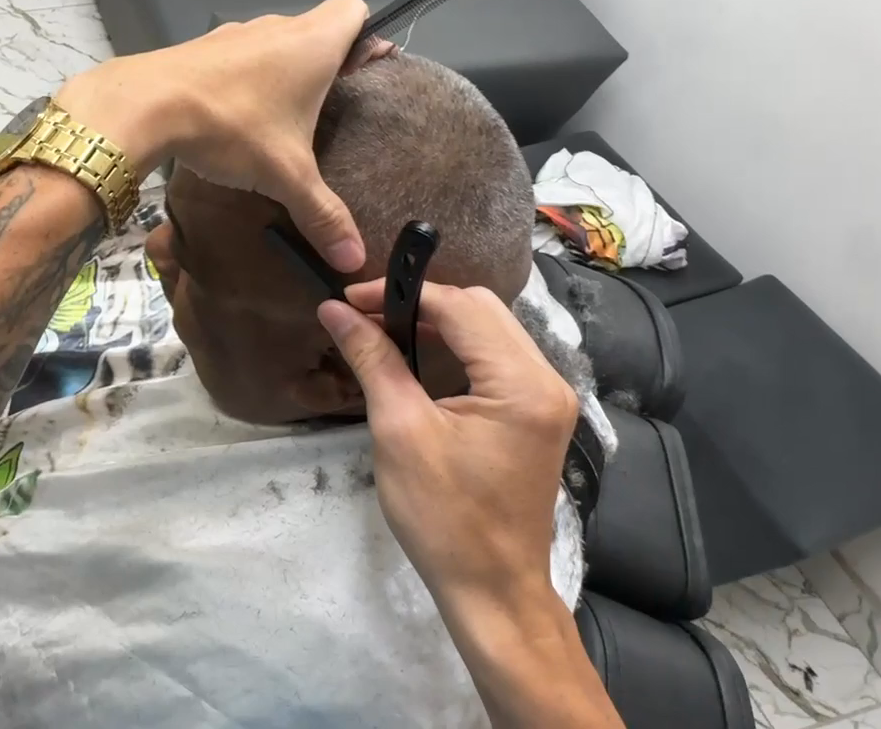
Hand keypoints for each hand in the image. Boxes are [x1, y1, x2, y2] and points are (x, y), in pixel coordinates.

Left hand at [55, 0, 388, 270]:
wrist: (145, 104)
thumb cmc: (231, 127)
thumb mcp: (284, 175)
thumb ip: (322, 213)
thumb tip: (355, 260)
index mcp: (311, 42)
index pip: (354, 9)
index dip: (364, 36)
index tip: (357, 77)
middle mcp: (275, 26)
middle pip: (311, 30)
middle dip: (319, 66)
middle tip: (318, 112)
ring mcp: (231, 33)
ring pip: (268, 44)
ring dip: (275, 74)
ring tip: (272, 120)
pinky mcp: (196, 48)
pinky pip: (231, 59)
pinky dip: (237, 80)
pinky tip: (227, 118)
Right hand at [316, 281, 577, 607]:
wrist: (491, 587)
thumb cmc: (443, 514)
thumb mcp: (398, 429)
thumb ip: (372, 359)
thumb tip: (333, 310)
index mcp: (522, 383)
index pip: (459, 306)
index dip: (400, 293)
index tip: (348, 300)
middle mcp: (546, 380)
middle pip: (480, 307)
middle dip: (418, 300)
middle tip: (362, 313)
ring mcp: (546, 397)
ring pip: (489, 327)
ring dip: (435, 320)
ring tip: (381, 329)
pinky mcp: (535, 413)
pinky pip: (494, 355)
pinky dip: (453, 343)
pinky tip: (416, 354)